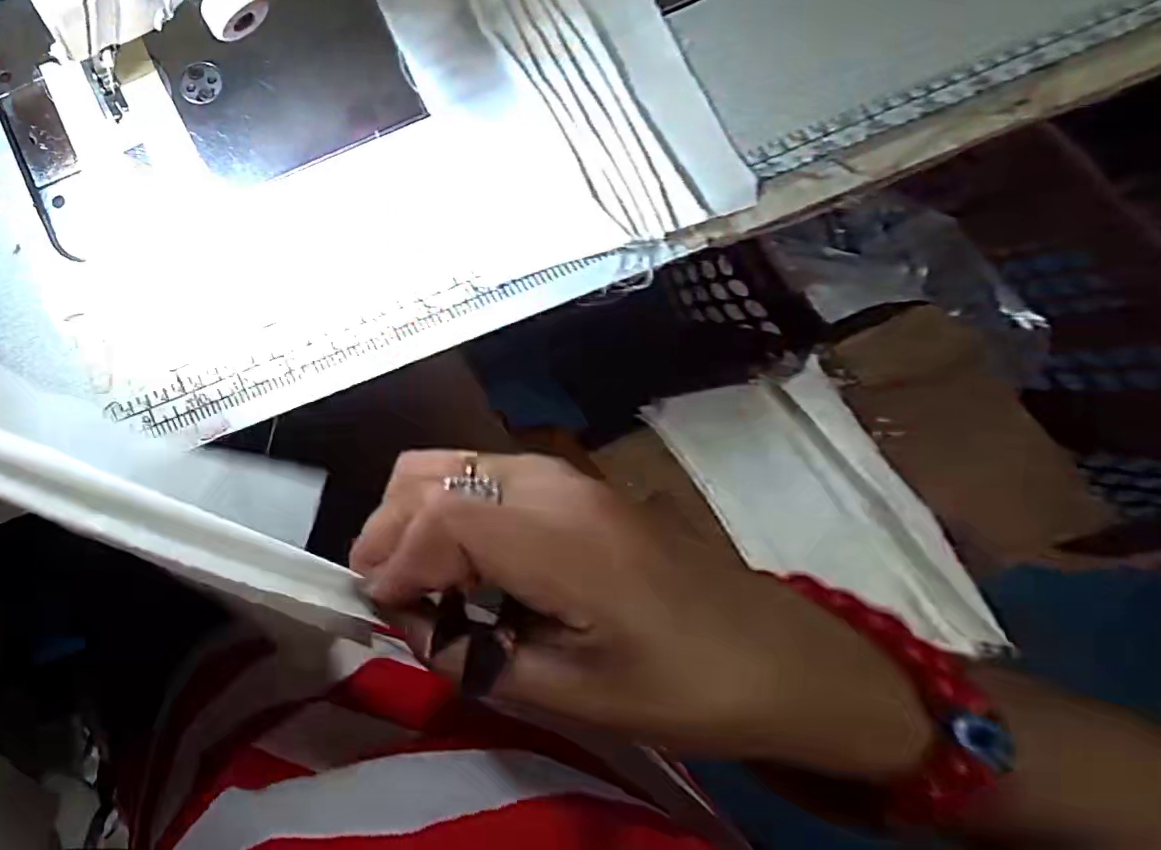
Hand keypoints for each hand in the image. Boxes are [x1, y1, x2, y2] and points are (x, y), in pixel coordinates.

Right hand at [352, 451, 935, 781]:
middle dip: (384, 531)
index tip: (380, 606)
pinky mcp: (554, 475)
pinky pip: (466, 470)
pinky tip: (446, 552)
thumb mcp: (574, 697)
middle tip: (379, 589)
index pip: (442, 520)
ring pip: (438, 463)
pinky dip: (434, 503)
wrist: (781, 654)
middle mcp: (546, 484)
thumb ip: (473, 659)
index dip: (396, 561)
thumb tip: (408, 624)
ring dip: (404, 512)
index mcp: (561, 541)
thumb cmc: (685, 688)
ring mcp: (550, 470)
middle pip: (425, 477)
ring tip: (403, 569)